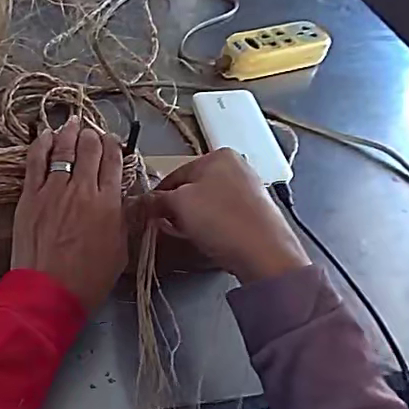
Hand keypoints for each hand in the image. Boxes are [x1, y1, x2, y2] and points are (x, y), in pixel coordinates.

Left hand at [12, 120, 127, 309]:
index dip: (114, 147)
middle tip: (91, 132)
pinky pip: (36, 161)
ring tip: (72, 123)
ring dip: (69, 132)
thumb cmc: (88, 279)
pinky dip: (42, 144)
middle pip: (89, 150)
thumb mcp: (120, 251)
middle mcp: (83, 190)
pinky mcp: (30, 196)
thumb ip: (124, 220)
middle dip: (92, 136)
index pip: (114, 163)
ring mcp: (54, 190)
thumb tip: (126, 200)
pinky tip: (46, 134)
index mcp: (109, 204)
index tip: (112, 142)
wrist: (49, 292)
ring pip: (63, 149)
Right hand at [146, 149, 309, 283]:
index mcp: (218, 155)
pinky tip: (211, 239)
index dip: (158, 196)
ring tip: (191, 235)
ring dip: (194, 219)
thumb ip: (156, 199)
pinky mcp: (257, 212)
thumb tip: (144, 201)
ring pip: (208, 203)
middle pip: (192, 188)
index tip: (149, 214)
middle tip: (168, 226)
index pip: (174, 174)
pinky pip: (224, 216)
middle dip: (177, 208)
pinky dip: (213, 226)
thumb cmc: (222, 220)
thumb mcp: (178, 204)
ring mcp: (249, 189)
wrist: (264, 253)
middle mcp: (237, 166)